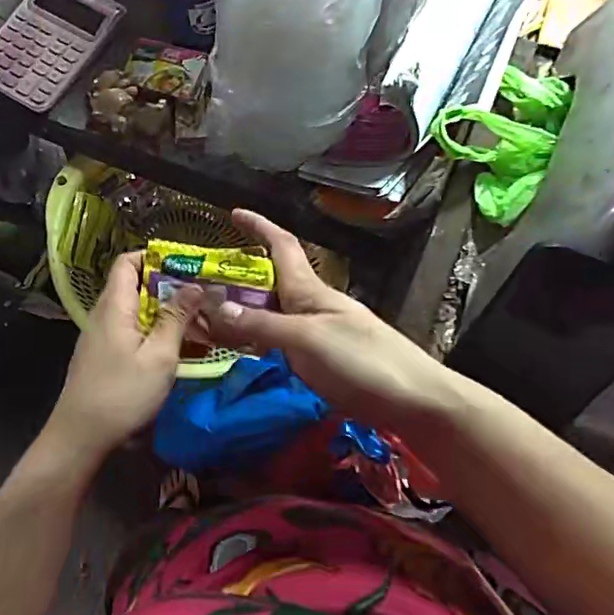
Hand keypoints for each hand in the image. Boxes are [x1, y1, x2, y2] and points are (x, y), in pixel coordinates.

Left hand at [44, 251, 206, 456]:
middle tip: (201, 297)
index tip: (188, 266)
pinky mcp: (100, 356)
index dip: (156, 257)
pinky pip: (127, 330)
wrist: (81, 434)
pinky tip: (171, 347)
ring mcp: (98, 336)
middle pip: (132, 285)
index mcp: (114, 306)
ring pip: (132, 310)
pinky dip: (149, 331)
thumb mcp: (159, 356)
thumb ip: (176, 318)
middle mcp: (102, 314)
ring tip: (194, 321)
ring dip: (161, 312)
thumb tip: (194, 285)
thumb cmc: (122, 393)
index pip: (127, 261)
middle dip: (167, 286)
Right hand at [202, 210, 467, 429]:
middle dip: (235, 279)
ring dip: (239, 312)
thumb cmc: (365, 361)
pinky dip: (252, 341)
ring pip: (268, 315)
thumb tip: (214, 307)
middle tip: (198, 286)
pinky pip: (275, 342)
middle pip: (267, 284)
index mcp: (310, 291)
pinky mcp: (317, 362)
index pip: (281, 247)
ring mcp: (314, 335)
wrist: (415, 402)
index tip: (235, 213)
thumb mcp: (308, 339)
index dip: (259, 227)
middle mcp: (309, 308)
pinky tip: (237, 351)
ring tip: (205, 318)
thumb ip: (262, 324)